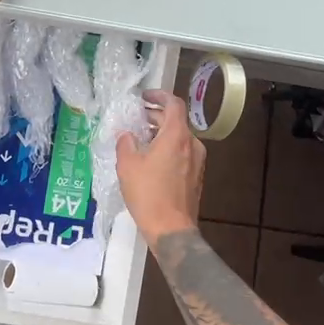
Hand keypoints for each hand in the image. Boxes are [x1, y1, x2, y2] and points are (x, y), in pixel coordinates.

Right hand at [116, 89, 205, 249]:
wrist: (171, 228)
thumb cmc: (148, 193)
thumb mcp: (127, 165)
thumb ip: (126, 143)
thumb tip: (127, 135)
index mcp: (177, 136)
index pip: (174, 104)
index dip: (159, 95)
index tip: (144, 97)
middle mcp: (192, 144)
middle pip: (176, 121)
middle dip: (155, 117)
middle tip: (135, 120)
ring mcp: (197, 161)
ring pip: (179, 138)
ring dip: (161, 134)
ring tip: (140, 140)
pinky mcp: (196, 176)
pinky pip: (182, 153)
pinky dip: (167, 149)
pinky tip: (151, 160)